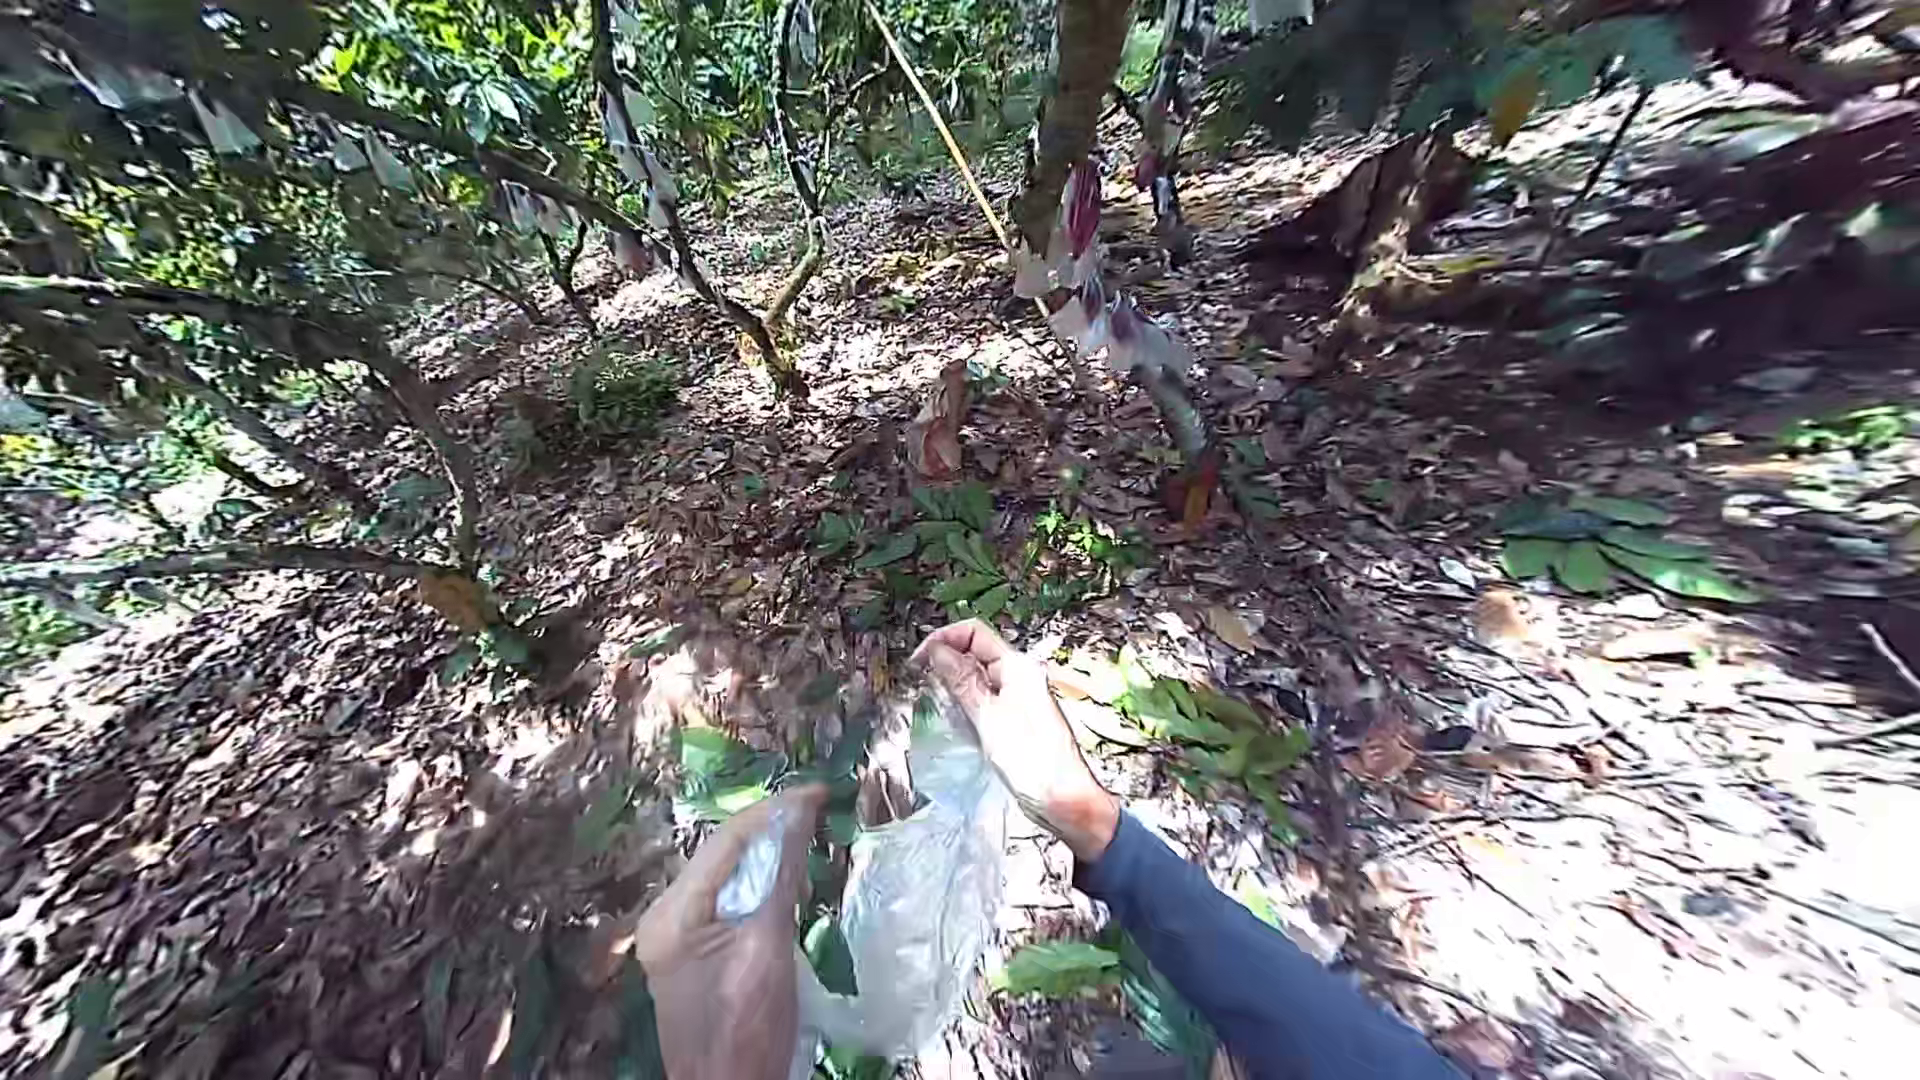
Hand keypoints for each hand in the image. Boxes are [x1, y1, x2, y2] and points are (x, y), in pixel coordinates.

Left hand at [631, 785, 825, 1079]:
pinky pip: (734, 890)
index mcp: (675, 912)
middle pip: (727, 849)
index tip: (819, 791)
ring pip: (733, 866)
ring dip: (773, 848)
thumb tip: (802, 809)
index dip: (776, 809)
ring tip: (812, 832)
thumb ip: (782, 872)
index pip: (728, 838)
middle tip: (820, 807)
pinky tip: (792, 873)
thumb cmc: (748, 1029)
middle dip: (775, 825)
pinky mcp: (697, 942)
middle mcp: (668, 912)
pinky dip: (766, 877)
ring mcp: (680, 929)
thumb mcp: (769, 943)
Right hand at [912, 620, 1117, 861]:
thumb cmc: (1032, 762)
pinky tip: (953, 715)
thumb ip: (962, 681)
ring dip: (953, 680)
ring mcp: (1018, 695)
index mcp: (1017, 666)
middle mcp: (1019, 674)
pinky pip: (984, 696)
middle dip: (945, 658)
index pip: (974, 632)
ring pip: (977, 674)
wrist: (1065, 801)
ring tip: (932, 697)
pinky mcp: (1014, 716)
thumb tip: (937, 650)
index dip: (944, 639)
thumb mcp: (988, 717)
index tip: (919, 660)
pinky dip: (965, 700)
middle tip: (920, 678)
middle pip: (975, 650)